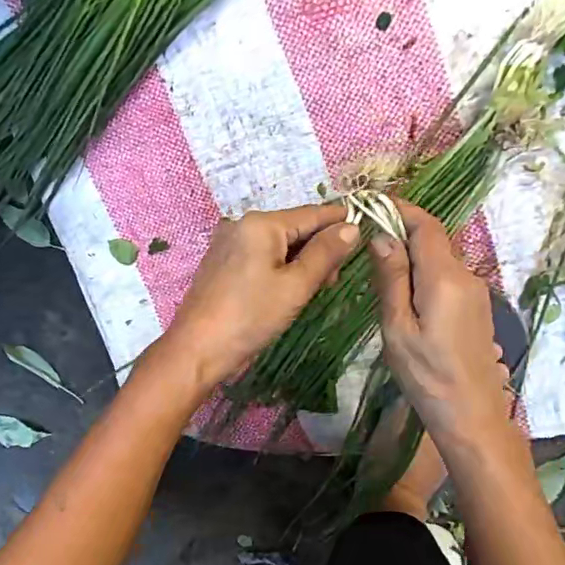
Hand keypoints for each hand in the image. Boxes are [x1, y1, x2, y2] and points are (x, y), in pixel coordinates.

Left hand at [154, 204, 359, 392]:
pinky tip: (292, 287)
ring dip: (303, 260)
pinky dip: (282, 266)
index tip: (367, 224)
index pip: (311, 214)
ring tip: (318, 286)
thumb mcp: (296, 285)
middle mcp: (242, 224)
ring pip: (279, 243)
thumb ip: (326, 253)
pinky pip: (262, 255)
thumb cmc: (251, 316)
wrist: (198, 349)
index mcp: (261, 223)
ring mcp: (230, 243)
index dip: (340, 220)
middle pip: (295, 228)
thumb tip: (352, 227)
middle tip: (337, 277)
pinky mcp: (224, 263)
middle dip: (320, 247)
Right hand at [368, 200, 513, 444]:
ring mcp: (477, 292)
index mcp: (445, 277)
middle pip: (435, 240)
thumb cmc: (427, 375)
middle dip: (404, 232)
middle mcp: (467, 276)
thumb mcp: (398, 328)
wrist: (472, 414)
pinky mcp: (478, 308)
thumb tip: (382, 236)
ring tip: (383, 272)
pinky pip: (450, 278)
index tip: (373, 205)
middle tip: (369, 242)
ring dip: (415, 256)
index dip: (401, 209)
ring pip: (442, 259)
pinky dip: (427, 274)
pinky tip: (408, 296)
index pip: (426, 225)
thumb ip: (392, 278)